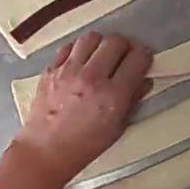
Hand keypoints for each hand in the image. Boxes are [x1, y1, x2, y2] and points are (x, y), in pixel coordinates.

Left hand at [12, 32, 150, 185]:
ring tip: (100, 57)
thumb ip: (132, 101)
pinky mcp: (51, 70)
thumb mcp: (117, 128)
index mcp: (112, 95)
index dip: (144, 57)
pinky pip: (68, 48)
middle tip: (122, 57)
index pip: (137, 59)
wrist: (45, 150)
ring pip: (91, 38)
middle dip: (124, 47)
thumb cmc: (84, 145)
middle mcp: (91, 77)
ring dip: (100, 44)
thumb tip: (143, 81)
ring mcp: (68, 71)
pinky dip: (78, 51)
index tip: (142, 61)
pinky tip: (79, 64)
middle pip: (115, 41)